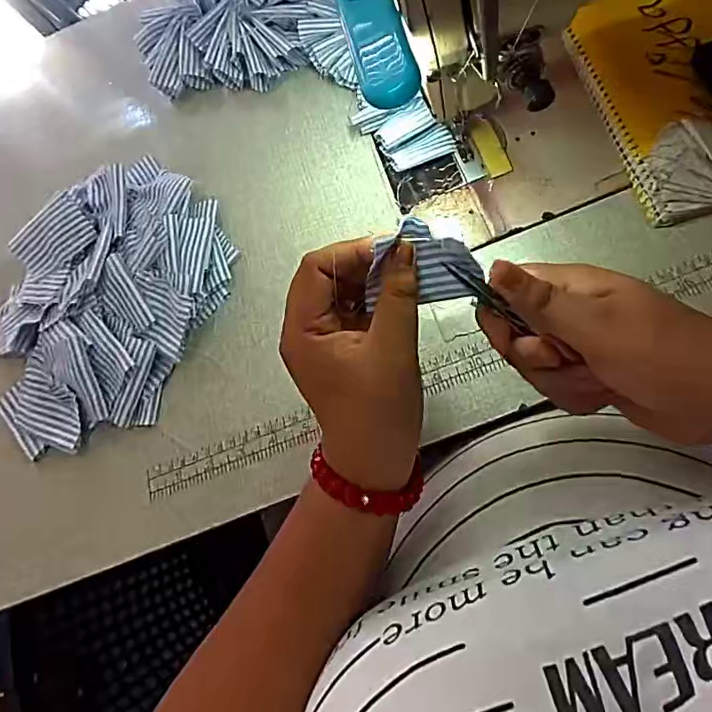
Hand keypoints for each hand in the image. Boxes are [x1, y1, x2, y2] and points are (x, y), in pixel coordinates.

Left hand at [280, 238, 422, 490]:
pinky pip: (358, 306)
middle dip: (366, 261)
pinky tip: (403, 292)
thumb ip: (398, 294)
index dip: (352, 251)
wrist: (377, 463)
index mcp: (303, 330)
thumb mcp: (392, 348)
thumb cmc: (377, 414)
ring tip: (408, 272)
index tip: (391, 249)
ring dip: (375, 276)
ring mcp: (326, 337)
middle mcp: (307, 329)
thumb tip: (405, 251)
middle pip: (329, 274)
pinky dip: (380, 295)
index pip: (316, 268)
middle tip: (404, 257)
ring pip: (345, 288)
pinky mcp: (346, 344)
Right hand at [476, 261, 711, 444]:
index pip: (511, 290)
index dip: (501, 314)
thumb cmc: (657, 351)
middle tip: (567, 358)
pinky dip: (579, 397)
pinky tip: (605, 394)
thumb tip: (494, 267)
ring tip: (598, 377)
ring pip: (539, 368)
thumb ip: (538, 302)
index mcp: (570, 288)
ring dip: (563, 381)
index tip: (511, 337)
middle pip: (519, 335)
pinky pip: (561, 389)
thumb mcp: (592, 324)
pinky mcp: (594, 377)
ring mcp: (582, 347)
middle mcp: (571, 314)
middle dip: (537, 358)